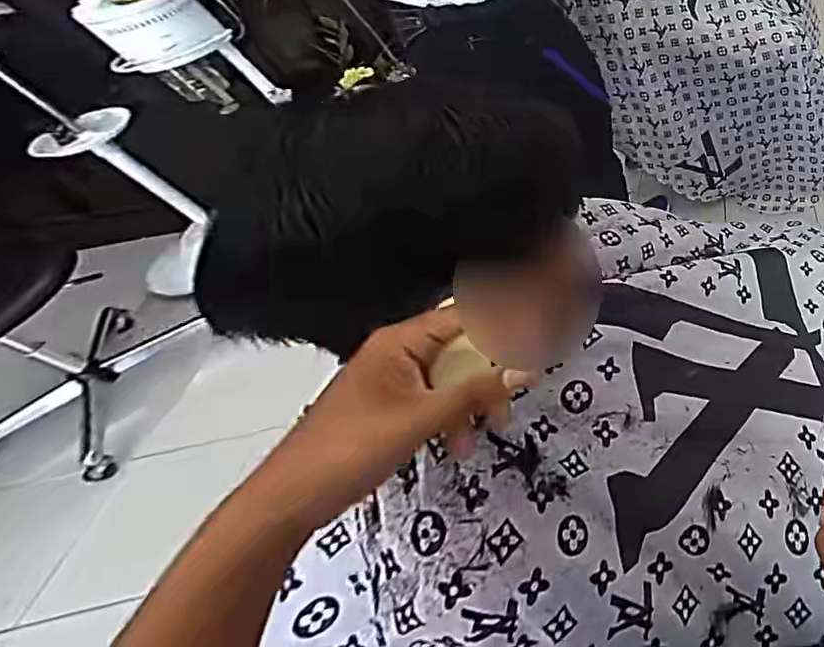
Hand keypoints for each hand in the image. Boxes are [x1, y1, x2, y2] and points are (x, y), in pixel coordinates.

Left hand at [246, 308, 530, 532]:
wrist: (282, 509)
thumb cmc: (338, 456)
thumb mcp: (422, 419)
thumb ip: (479, 390)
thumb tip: (525, 368)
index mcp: (401, 342)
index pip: (470, 313)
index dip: (510, 319)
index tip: (541, 330)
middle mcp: (399, 352)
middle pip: (468, 345)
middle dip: (496, 369)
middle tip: (521, 384)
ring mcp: (396, 378)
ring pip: (458, 373)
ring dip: (479, 397)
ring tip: (490, 422)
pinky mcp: (394, 403)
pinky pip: (442, 395)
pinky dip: (458, 413)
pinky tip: (460, 438)